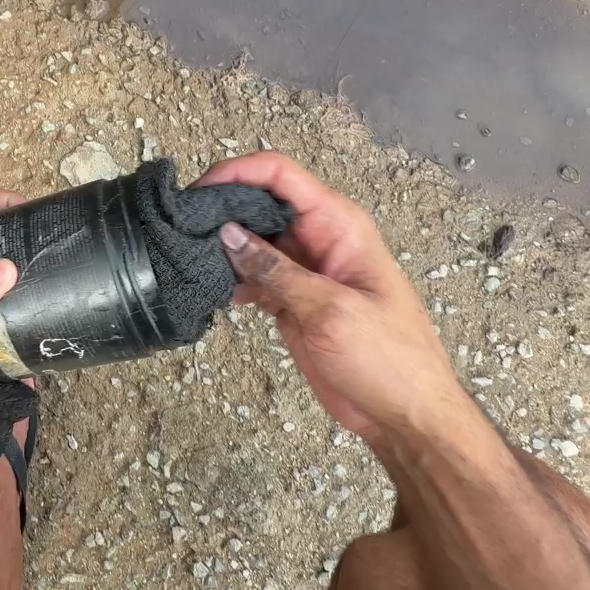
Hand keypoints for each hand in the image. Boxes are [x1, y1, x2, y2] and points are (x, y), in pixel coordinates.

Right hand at [197, 152, 474, 452]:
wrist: (406, 417)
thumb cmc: (389, 359)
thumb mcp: (330, 311)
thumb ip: (275, 271)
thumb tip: (227, 234)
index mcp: (338, 224)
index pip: (280, 175)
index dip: (238, 172)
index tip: (200, 190)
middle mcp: (317, 237)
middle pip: (259, 201)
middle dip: (221, 207)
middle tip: (183, 225)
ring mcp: (302, 268)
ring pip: (250, 237)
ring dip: (220, 245)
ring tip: (189, 256)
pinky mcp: (290, 297)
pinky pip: (251, 273)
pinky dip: (229, 277)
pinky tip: (211, 289)